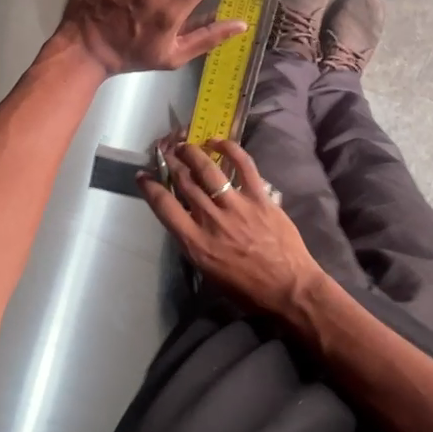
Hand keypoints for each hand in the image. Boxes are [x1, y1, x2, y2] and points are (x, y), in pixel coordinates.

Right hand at [138, 139, 326, 319]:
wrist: (289, 289)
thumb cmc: (248, 290)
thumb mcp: (209, 273)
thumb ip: (195, 243)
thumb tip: (186, 220)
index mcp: (196, 243)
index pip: (164, 207)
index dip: (150, 188)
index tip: (143, 176)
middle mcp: (212, 220)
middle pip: (184, 182)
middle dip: (170, 163)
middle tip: (165, 153)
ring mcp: (236, 206)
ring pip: (208, 170)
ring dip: (192, 153)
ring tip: (185, 145)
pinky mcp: (259, 197)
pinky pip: (243, 165)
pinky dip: (229, 149)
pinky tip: (217, 142)